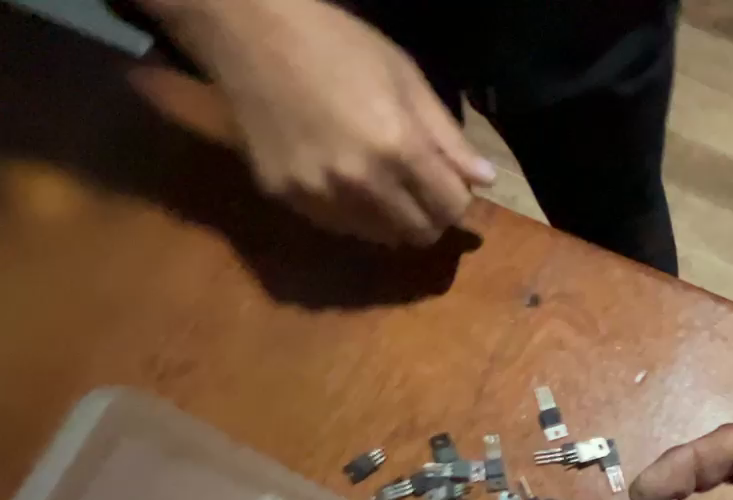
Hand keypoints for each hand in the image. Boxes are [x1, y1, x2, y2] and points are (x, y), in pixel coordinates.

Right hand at [154, 0, 493, 244]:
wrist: (246, 28)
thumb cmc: (337, 45)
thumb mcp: (407, 80)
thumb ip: (449, 138)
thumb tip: (486, 180)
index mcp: (399, 149)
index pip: (452, 208)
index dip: (457, 198)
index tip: (448, 183)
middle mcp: (362, 182)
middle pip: (421, 233)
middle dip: (430, 216)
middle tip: (420, 190)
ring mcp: (322, 194)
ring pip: (384, 238)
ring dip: (394, 220)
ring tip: (382, 183)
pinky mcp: (288, 198)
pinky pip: (341, 228)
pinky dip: (355, 215)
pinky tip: (344, 180)